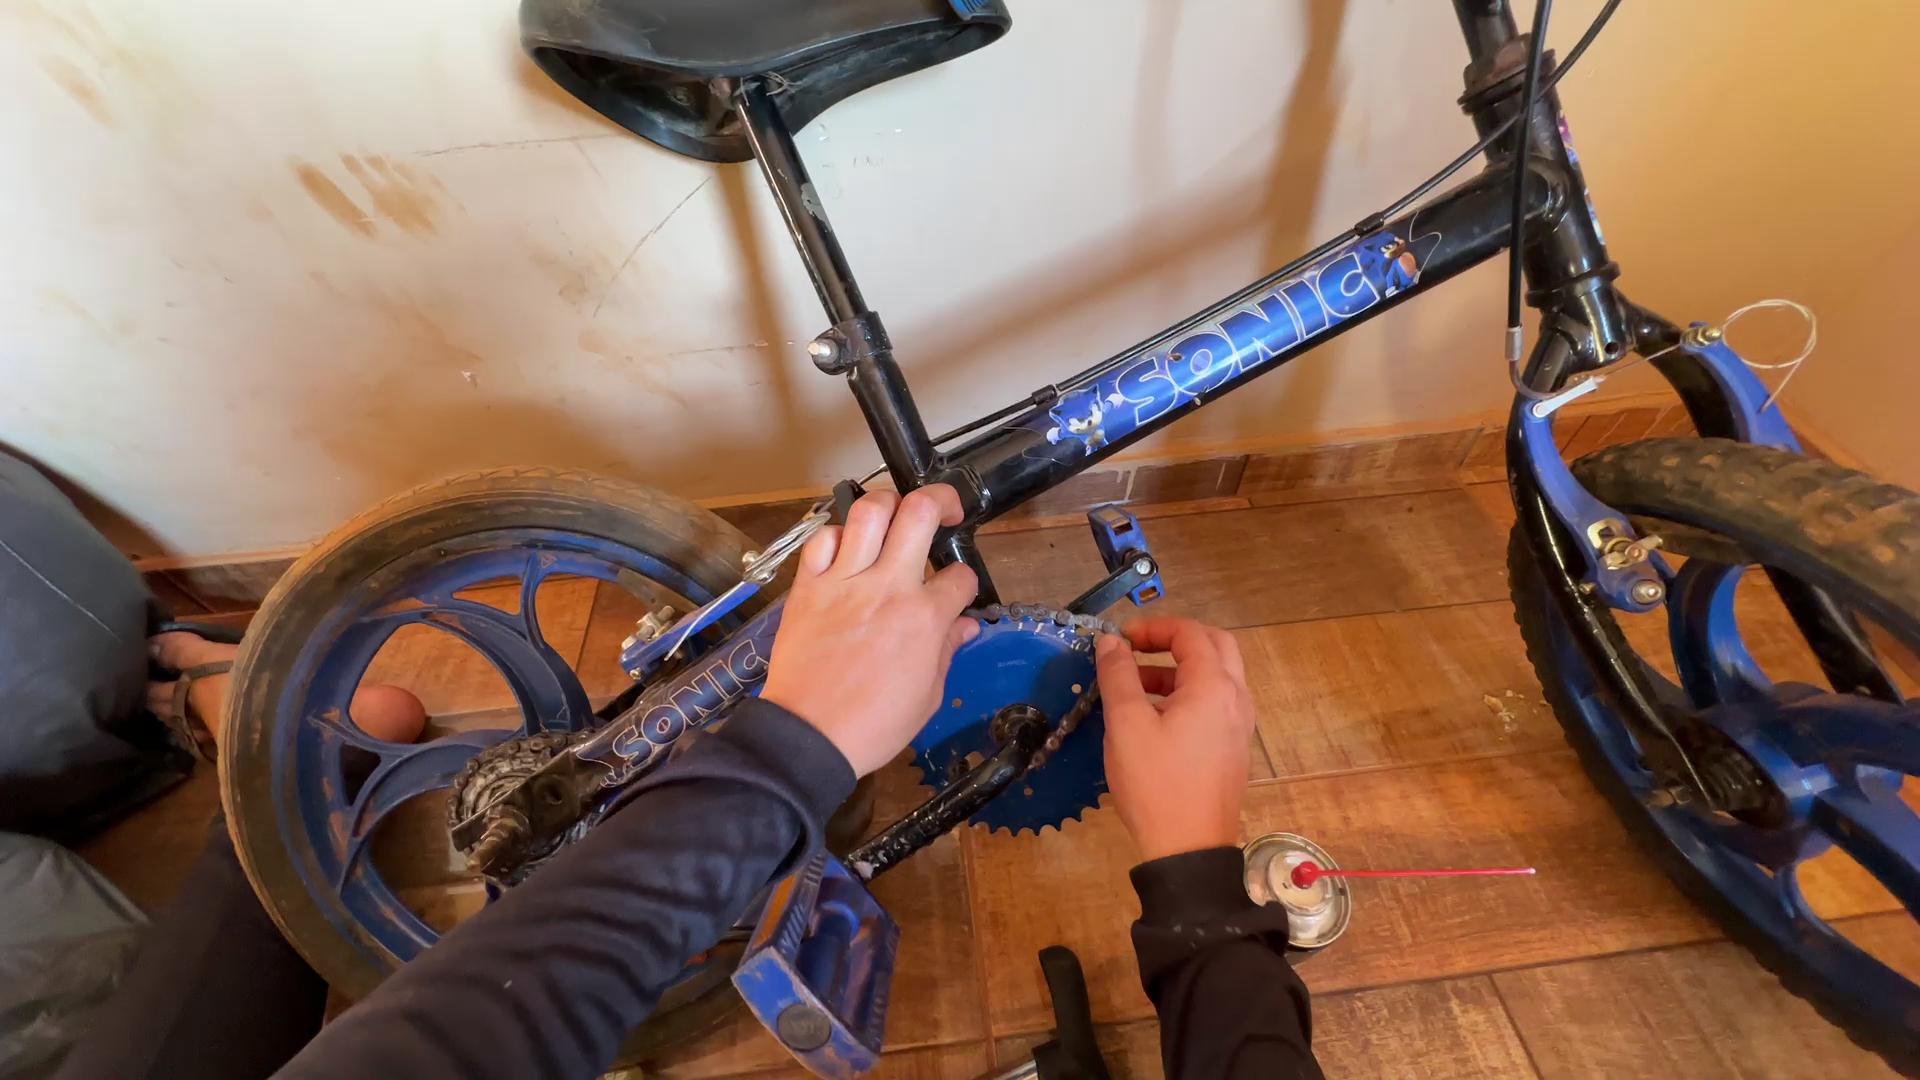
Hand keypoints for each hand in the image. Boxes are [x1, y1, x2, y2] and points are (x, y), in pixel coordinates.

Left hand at [761, 485, 979, 775]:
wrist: (808, 736)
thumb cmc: (874, 724)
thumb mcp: (928, 695)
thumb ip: (947, 650)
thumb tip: (964, 625)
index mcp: (924, 617)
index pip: (960, 576)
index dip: (965, 581)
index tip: (958, 591)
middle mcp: (887, 585)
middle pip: (919, 512)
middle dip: (942, 499)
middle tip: (947, 509)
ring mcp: (843, 581)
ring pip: (869, 511)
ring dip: (889, 502)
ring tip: (896, 515)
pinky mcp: (808, 586)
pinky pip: (821, 539)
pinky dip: (837, 535)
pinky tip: (847, 549)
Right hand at [1094, 617, 1254, 861]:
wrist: (1188, 850)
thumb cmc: (1155, 782)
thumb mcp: (1126, 724)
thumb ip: (1118, 675)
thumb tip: (1111, 642)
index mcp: (1214, 687)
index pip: (1190, 634)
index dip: (1153, 628)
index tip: (1121, 639)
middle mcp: (1235, 699)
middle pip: (1214, 646)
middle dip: (1174, 639)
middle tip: (1138, 648)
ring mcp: (1238, 725)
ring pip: (1216, 675)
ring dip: (1178, 668)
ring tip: (1135, 685)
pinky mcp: (1232, 746)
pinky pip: (1215, 702)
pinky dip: (1187, 693)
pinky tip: (1154, 716)